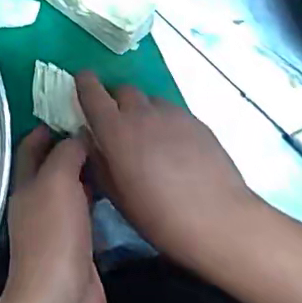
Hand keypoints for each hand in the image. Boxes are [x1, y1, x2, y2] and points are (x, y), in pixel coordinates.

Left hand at [3, 127, 106, 302]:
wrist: (61, 302)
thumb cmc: (54, 234)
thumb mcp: (57, 181)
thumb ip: (67, 153)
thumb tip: (79, 133)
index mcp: (26, 183)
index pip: (32, 145)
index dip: (48, 126)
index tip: (74, 109)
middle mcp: (38, 201)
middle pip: (54, 166)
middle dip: (73, 147)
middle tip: (104, 130)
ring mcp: (58, 226)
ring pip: (73, 190)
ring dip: (90, 174)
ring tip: (117, 154)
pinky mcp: (80, 248)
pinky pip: (90, 215)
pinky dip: (102, 201)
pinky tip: (122, 193)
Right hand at [75, 71, 264, 267]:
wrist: (219, 220)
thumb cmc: (159, 216)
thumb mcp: (118, 197)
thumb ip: (99, 163)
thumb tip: (90, 141)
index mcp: (115, 129)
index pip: (92, 91)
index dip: (84, 82)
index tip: (82, 82)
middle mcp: (141, 112)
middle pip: (123, 90)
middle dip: (115, 100)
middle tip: (117, 124)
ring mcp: (171, 114)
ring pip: (149, 101)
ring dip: (141, 111)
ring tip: (148, 138)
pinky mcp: (196, 121)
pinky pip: (171, 113)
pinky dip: (164, 122)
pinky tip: (173, 148)